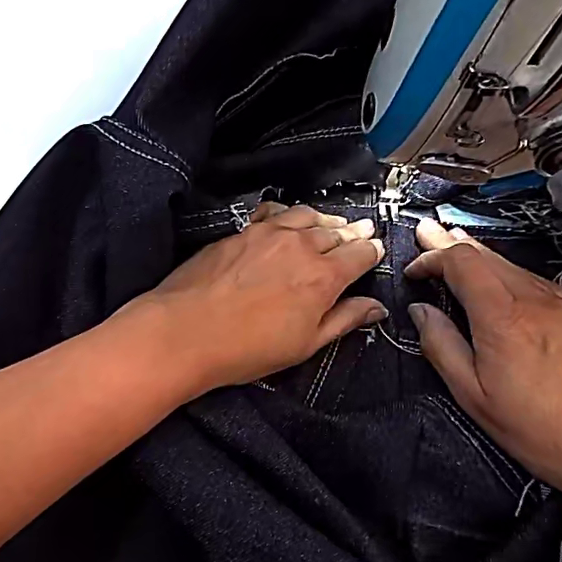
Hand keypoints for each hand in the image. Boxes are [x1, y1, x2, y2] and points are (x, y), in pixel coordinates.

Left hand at [124, 203, 387, 394]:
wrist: (185, 331)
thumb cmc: (247, 348)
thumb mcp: (306, 344)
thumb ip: (344, 319)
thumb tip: (375, 307)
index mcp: (324, 276)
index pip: (361, 253)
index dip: (371, 252)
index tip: (373, 252)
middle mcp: (302, 246)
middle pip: (337, 231)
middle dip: (352, 234)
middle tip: (359, 235)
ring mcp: (270, 234)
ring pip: (308, 216)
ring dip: (325, 220)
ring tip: (332, 224)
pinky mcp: (243, 231)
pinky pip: (276, 213)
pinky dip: (290, 215)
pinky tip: (289, 220)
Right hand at [405, 218, 561, 511]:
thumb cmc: (555, 435)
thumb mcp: (476, 398)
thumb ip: (442, 347)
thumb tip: (422, 316)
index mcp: (503, 317)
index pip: (459, 261)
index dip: (431, 257)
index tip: (416, 268)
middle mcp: (536, 300)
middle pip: (486, 254)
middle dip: (451, 243)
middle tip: (429, 235)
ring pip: (513, 265)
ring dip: (480, 257)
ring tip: (459, 250)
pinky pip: (538, 282)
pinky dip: (510, 274)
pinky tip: (505, 283)